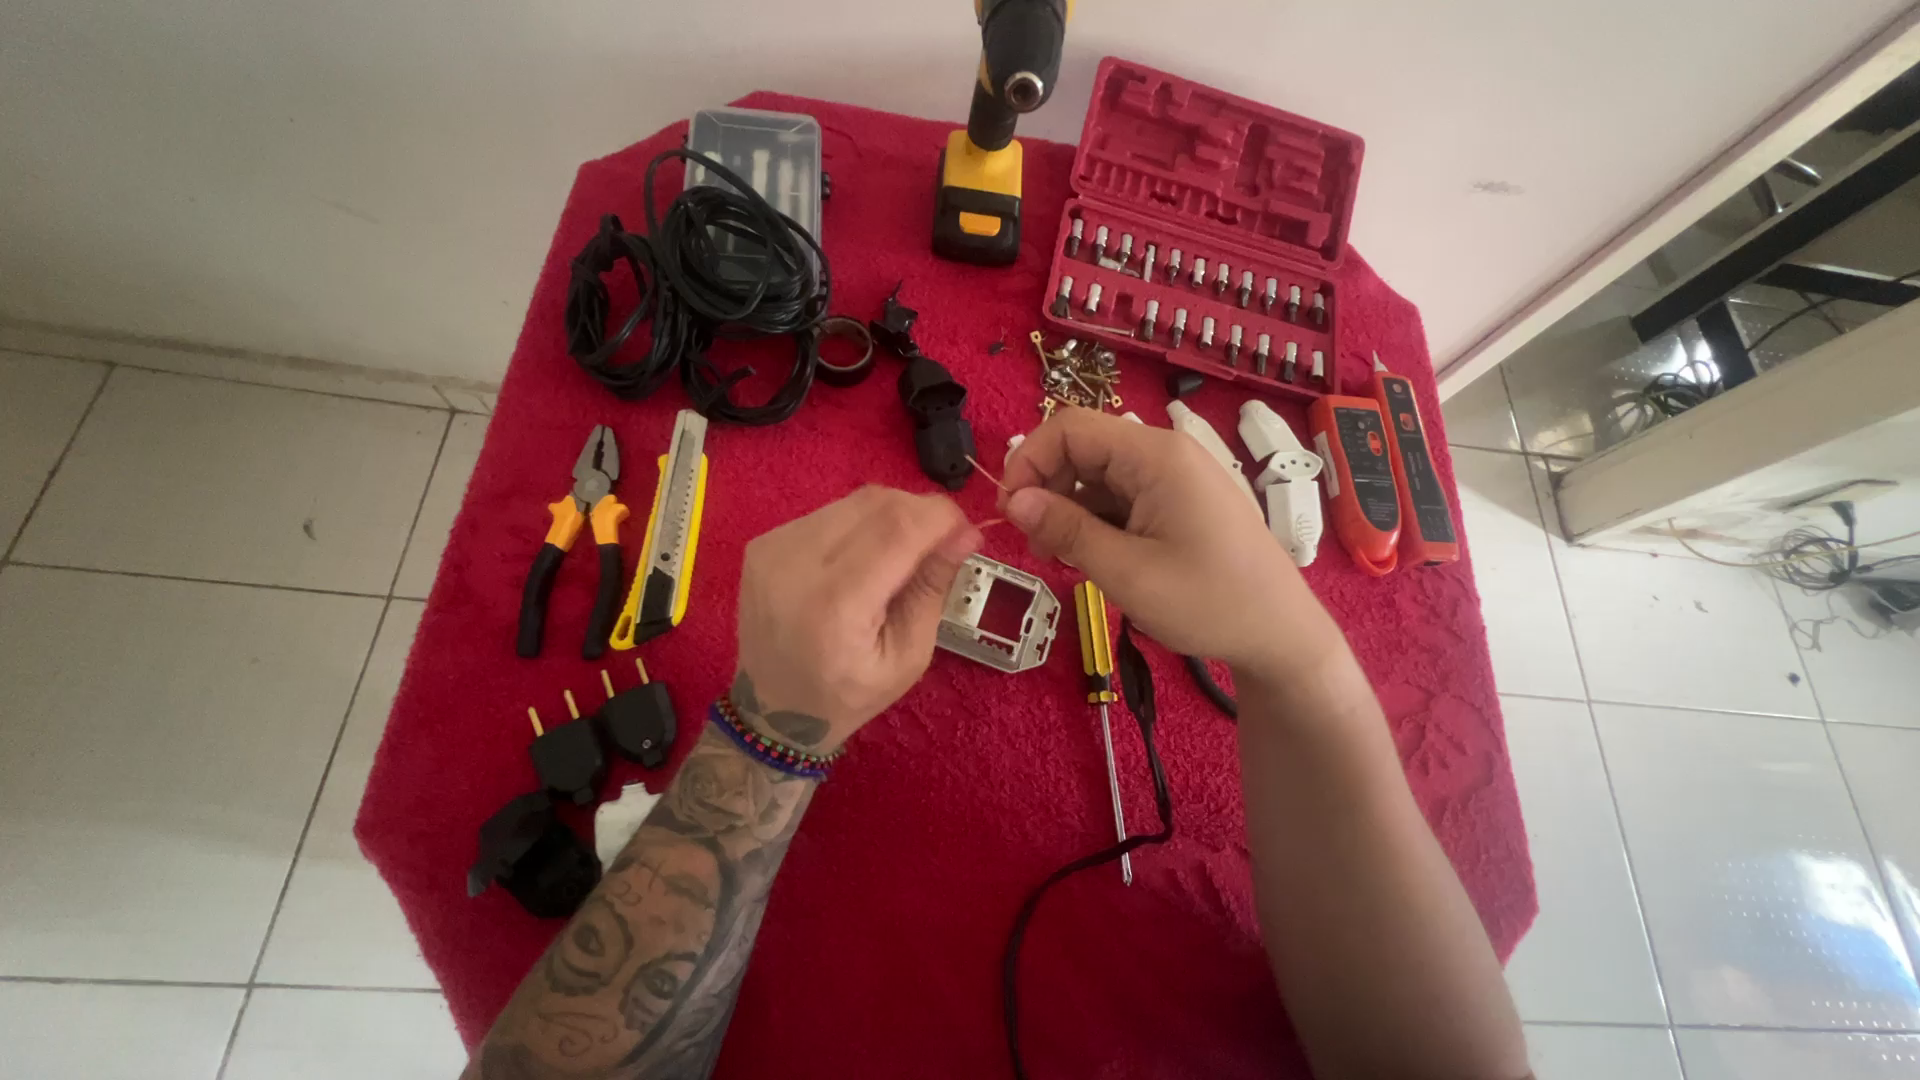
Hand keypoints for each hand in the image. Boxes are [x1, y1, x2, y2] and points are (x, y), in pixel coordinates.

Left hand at [732, 485, 981, 754]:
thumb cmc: (847, 694)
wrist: (771, 708)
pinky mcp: (765, 540)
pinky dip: (861, 524)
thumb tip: (966, 533)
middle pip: (877, 503)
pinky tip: (864, 558)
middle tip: (942, 543)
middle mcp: (797, 564)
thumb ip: (932, 588)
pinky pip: (830, 511)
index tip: (968, 533)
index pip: (898, 528)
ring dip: (892, 516)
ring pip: (855, 501)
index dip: (942, 518)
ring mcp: (774, 547)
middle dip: (922, 513)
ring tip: (904, 553)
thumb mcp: (908, 657)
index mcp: (835, 606)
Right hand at [999, 407, 1335, 678]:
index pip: (1069, 428)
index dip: (1029, 462)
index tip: (1010, 512)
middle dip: (1047, 491)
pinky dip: (1097, 523)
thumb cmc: (1207, 601)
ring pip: (1098, 477)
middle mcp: (1164, 453)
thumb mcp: (1126, 572)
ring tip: (1062, 561)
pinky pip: (1122, 497)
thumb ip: (1066, 530)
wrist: (1280, 634)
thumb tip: (1014, 501)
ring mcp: (1174, 477)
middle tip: (1036, 546)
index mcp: (1155, 455)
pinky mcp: (1178, 501)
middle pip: (1082, 450)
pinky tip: (1092, 559)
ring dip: (1069, 512)